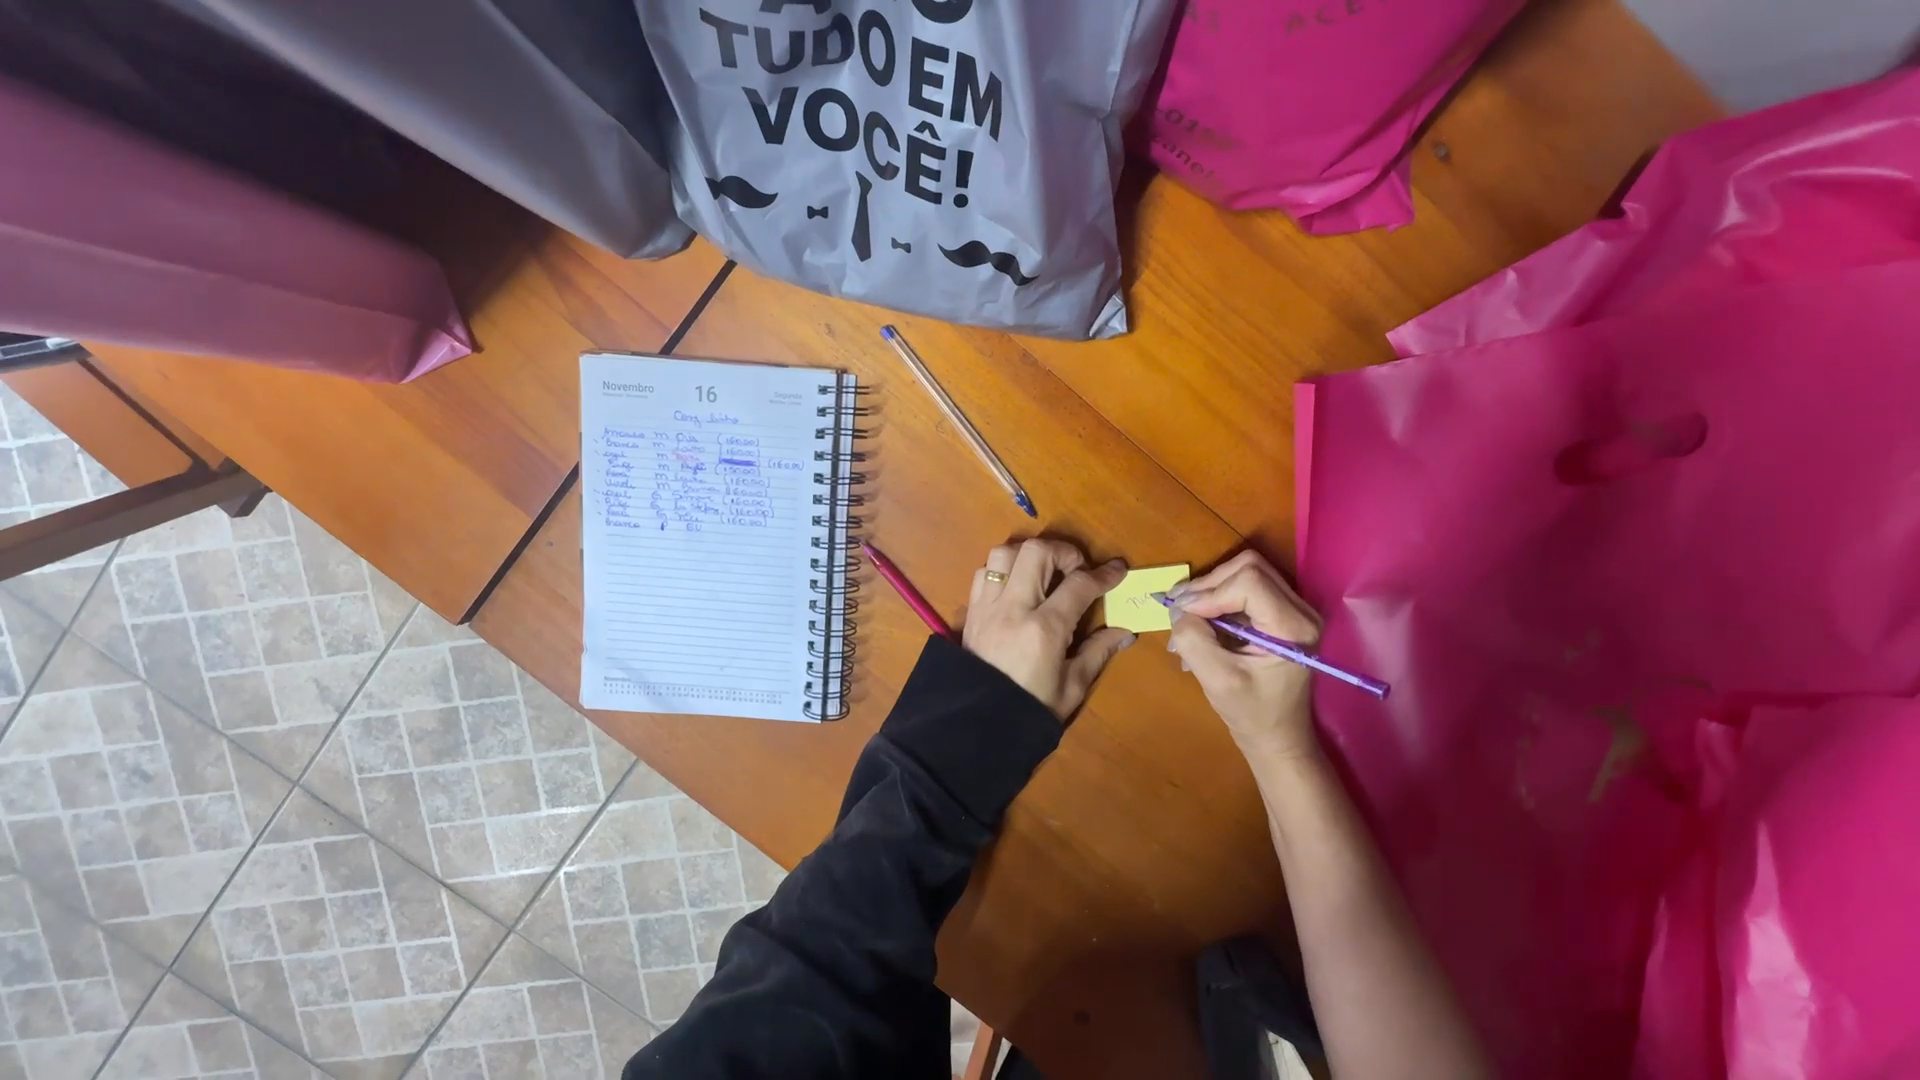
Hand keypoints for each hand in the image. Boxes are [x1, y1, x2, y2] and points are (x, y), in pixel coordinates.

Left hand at [962, 539, 1134, 718]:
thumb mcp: (1071, 687)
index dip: (1104, 574)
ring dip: (1029, 555)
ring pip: (1004, 553)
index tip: (1118, 571)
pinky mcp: (971, 611)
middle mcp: (1014, 608)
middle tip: (1077, 571)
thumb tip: (1125, 631)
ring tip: (1045, 573)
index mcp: (1044, 629)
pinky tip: (1018, 586)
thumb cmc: (1029, 710)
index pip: (1079, 585)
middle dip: (1064, 552)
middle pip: (1037, 552)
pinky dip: (1004, 569)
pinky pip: (984, 572)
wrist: (976, 726)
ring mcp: (988, 606)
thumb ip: (1097, 651)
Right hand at [1168, 551, 1324, 757]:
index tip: (1184, 616)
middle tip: (1180, 608)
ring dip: (1212, 588)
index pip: (1248, 582)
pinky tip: (1202, 618)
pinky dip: (1219, 596)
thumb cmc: (1252, 714)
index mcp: (1293, 627)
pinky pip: (1247, 586)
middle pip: (1248, 567)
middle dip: (1209, 584)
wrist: (1277, 736)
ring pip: (1246, 571)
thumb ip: (1194, 640)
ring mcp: (1294, 609)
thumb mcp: (1216, 680)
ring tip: (1187, 613)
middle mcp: (1301, 610)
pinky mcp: (1282, 612)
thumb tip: (1178, 609)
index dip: (1210, 593)